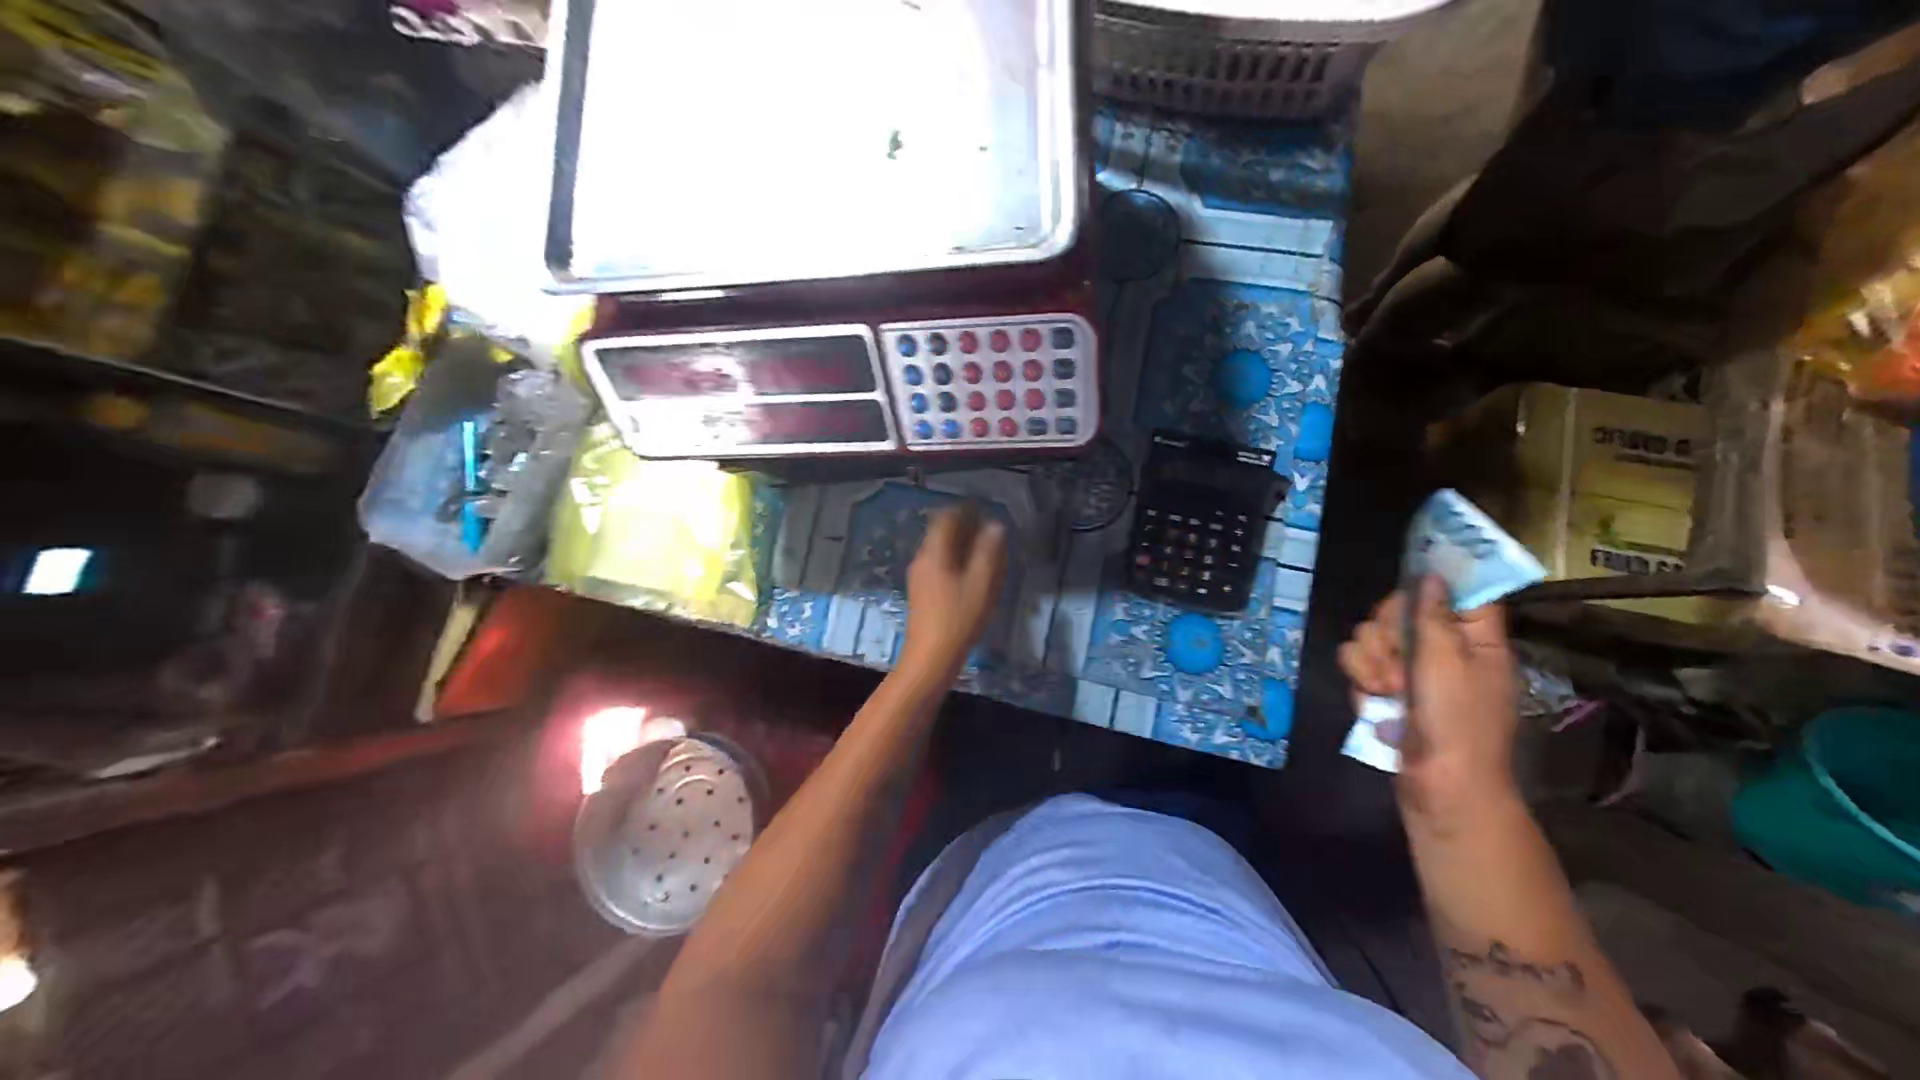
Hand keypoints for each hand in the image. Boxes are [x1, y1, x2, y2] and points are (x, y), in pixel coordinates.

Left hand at [899, 505, 1007, 678]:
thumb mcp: (981, 584)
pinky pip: (937, 564)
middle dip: (963, 526)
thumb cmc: (958, 619)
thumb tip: (995, 526)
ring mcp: (918, 577)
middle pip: (940, 533)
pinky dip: (954, 560)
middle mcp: (921, 560)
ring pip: (939, 549)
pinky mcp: (920, 592)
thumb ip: (988, 552)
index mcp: (934, 553)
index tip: (983, 509)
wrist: (930, 658)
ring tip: (983, 549)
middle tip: (986, 528)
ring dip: (959, 544)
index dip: (964, 510)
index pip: (945, 518)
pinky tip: (969, 573)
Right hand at [1338, 576, 1520, 821]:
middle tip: (1397, 657)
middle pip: (1401, 611)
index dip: (1435, 583)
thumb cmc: (1457, 723)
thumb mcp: (1447, 663)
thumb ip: (1434, 616)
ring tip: (1385, 689)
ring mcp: (1410, 671)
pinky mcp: (1384, 690)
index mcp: (1474, 641)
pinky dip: (1361, 680)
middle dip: (1388, 632)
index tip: (1410, 582)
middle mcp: (1441, 650)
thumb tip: (1431, 576)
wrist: (1440, 786)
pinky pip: (1359, 664)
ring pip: (1371, 637)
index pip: (1459, 593)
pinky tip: (1373, 699)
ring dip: (1371, 661)